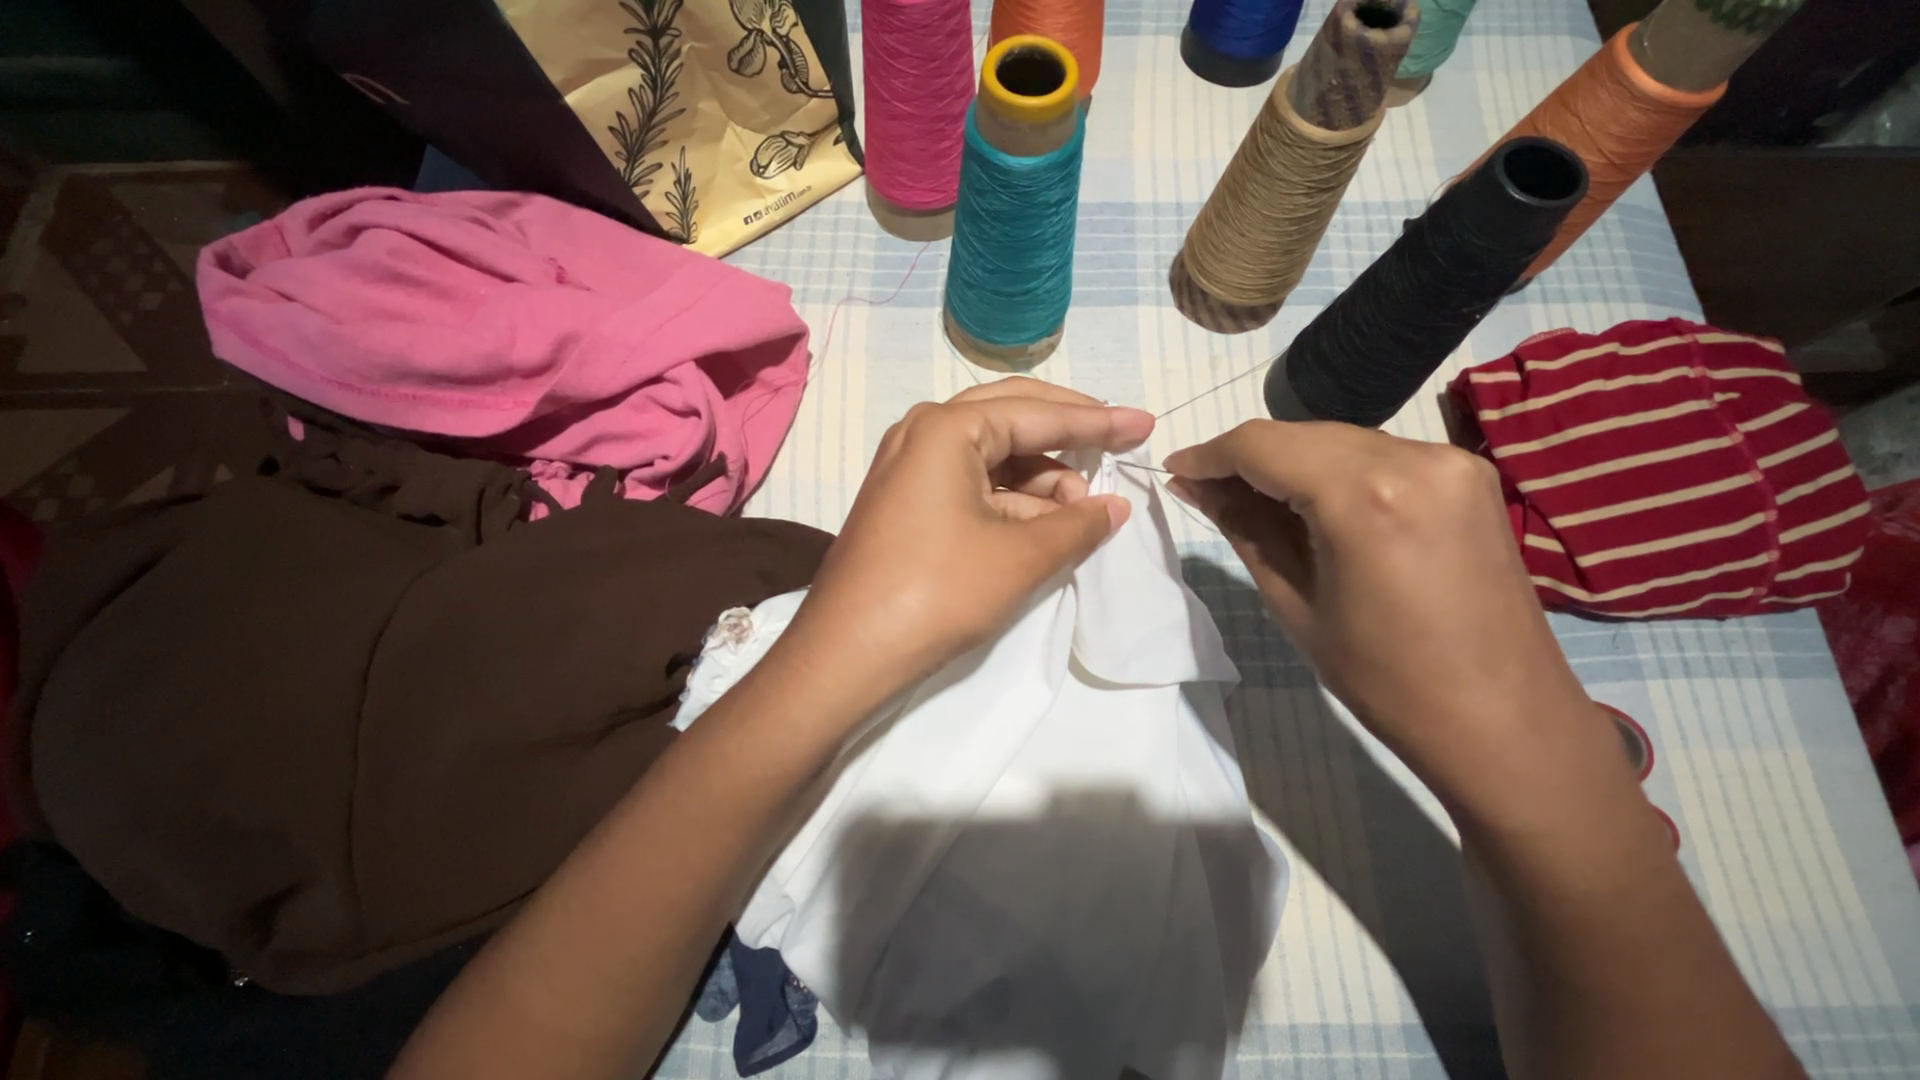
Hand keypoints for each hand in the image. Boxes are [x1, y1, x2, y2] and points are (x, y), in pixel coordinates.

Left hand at [771, 379, 1153, 718]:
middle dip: (1068, 434)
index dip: (1097, 421)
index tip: (1144, 423)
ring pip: (991, 455)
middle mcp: (922, 433)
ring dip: (1040, 478)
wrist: (848, 651)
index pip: (1038, 413)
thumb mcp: (1021, 557)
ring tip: (1083, 512)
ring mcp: (907, 467)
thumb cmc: (937, 592)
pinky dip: (1010, 499)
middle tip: (1119, 442)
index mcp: (947, 428)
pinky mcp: (904, 502)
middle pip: (1011, 418)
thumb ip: (1078, 525)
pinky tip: (1043, 524)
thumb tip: (1115, 506)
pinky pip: (969, 483)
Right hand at [1163, 421, 1598, 807]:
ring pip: (1341, 441)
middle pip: (1302, 434)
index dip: (1210, 455)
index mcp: (1365, 496)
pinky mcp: (1469, 475)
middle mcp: (1414, 458)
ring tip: (1255, 504)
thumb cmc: (1386, 679)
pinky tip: (1313, 505)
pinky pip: (1380, 455)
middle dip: (1248, 459)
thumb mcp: (1296, 603)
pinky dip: (1336, 471)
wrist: (1503, 719)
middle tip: (1206, 493)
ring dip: (1291, 463)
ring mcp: (1451, 462)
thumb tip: (1197, 486)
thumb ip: (1245, 529)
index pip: (1264, 445)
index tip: (1175, 472)